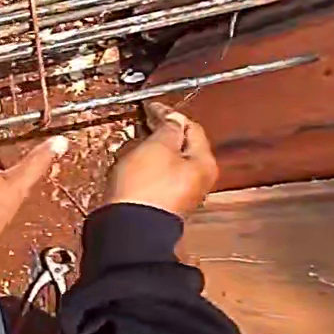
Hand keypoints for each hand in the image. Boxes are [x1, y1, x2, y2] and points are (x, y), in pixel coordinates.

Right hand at [104, 102, 218, 216]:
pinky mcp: (163, 203)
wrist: (129, 225)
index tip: (152, 108)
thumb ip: (168, 127)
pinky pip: (158, 178)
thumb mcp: (157, 146)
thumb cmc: (145, 186)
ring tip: (134, 145)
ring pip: (169, 162)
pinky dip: (147, 167)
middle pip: (182, 147)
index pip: (192, 128)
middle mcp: (198, 180)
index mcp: (204, 163)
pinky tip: (132, 167)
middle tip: (143, 124)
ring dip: (153, 151)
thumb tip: (172, 120)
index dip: (170, 114)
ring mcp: (181, 193)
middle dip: (162, 134)